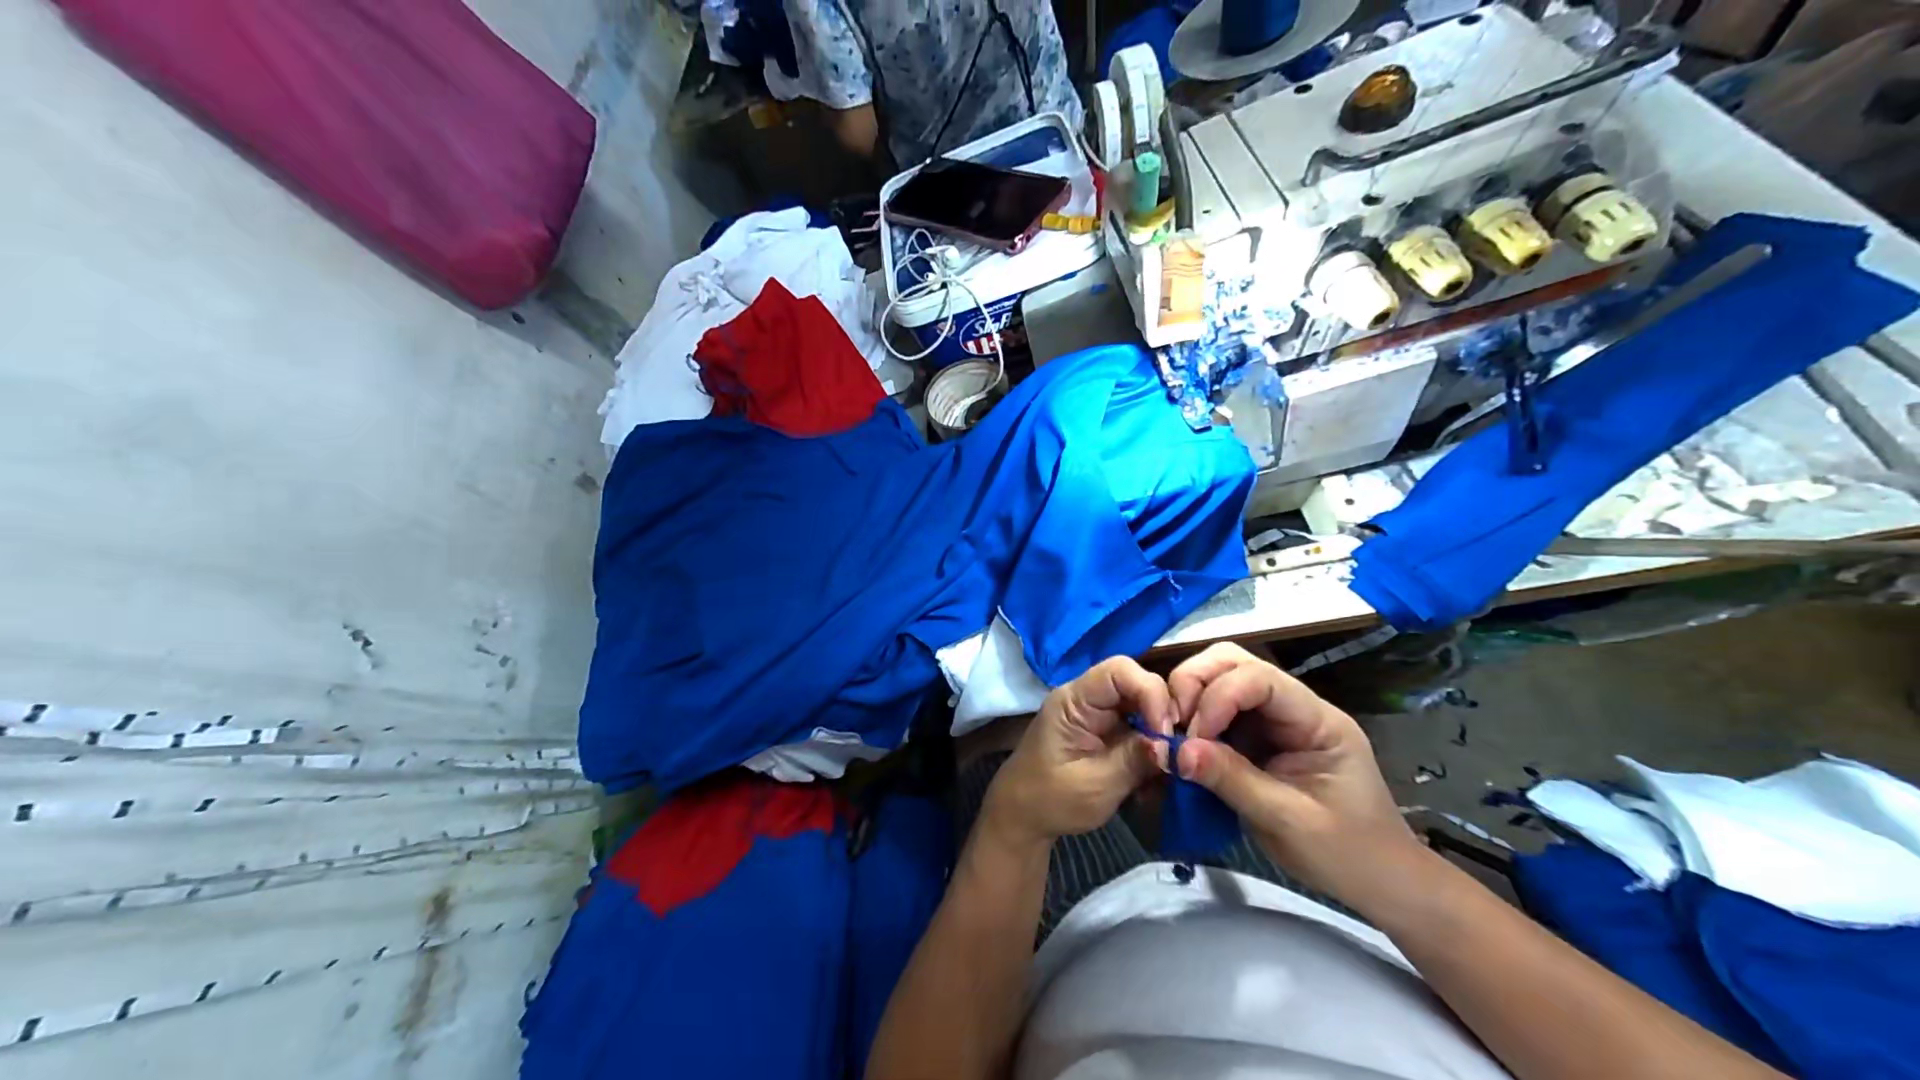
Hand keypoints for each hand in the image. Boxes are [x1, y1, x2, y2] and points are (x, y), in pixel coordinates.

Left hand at [980, 657, 1171, 849]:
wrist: (1023, 817)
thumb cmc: (1050, 800)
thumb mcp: (1095, 784)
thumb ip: (1133, 760)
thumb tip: (1172, 746)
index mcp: (1074, 701)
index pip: (1118, 670)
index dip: (1149, 692)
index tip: (1164, 731)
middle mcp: (1087, 699)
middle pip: (1136, 684)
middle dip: (1161, 713)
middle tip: (1174, 750)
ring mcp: (1097, 715)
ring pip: (1142, 706)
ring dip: (1159, 734)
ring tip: (1167, 766)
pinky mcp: (1106, 733)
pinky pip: (1138, 727)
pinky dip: (1151, 748)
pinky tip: (1155, 776)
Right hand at [1168, 643, 1425, 905]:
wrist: (1379, 883)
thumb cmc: (1346, 854)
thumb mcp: (1287, 821)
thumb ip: (1232, 780)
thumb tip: (1176, 750)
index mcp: (1317, 720)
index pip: (1260, 678)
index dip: (1217, 697)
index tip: (1192, 736)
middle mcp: (1294, 708)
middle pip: (1234, 662)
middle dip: (1194, 684)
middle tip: (1172, 725)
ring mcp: (1275, 720)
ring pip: (1220, 680)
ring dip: (1190, 701)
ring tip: (1175, 738)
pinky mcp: (1258, 738)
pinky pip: (1217, 713)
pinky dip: (1194, 723)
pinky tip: (1184, 749)